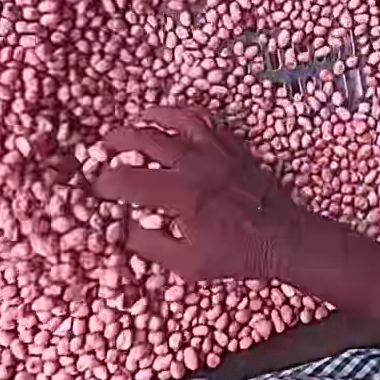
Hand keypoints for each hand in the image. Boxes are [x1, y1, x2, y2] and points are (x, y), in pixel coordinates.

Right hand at [92, 106, 316, 283]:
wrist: (283, 236)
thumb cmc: (237, 254)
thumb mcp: (187, 263)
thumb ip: (149, 245)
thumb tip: (119, 230)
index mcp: (182, 195)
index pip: (128, 179)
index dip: (104, 182)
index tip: (97, 188)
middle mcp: (196, 164)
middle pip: (144, 138)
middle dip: (117, 142)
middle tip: (104, 149)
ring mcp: (216, 150)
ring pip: (174, 119)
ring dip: (148, 119)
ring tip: (134, 124)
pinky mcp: (231, 145)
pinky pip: (202, 119)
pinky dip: (182, 116)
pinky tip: (173, 121)